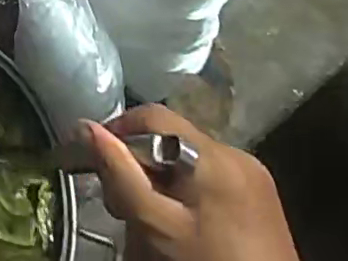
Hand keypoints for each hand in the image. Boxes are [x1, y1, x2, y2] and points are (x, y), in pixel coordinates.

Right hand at [84, 104, 297, 260]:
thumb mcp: (158, 230)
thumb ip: (121, 175)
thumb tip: (85, 126)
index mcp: (216, 156)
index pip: (154, 117)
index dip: (119, 130)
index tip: (97, 162)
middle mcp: (238, 154)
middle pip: (172, 139)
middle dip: (141, 163)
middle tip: (121, 205)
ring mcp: (255, 178)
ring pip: (190, 161)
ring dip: (163, 181)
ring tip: (149, 222)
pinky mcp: (263, 201)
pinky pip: (213, 180)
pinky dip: (189, 194)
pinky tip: (182, 229)